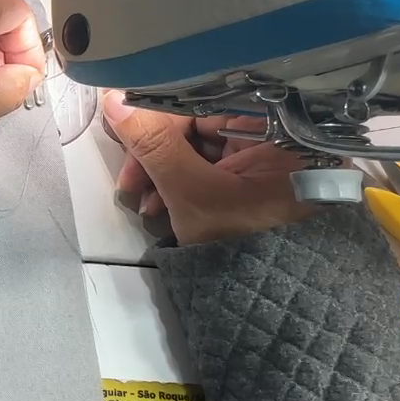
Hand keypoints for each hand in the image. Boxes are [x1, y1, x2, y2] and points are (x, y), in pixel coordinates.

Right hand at [101, 91, 317, 244]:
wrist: (269, 300)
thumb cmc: (242, 241)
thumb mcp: (192, 191)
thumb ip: (153, 143)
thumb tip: (115, 100)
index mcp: (285, 134)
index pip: (210, 104)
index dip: (161, 115)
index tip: (126, 131)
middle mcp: (282, 141)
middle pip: (200, 127)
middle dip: (156, 152)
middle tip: (128, 178)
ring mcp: (266, 163)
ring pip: (197, 148)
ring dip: (160, 170)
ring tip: (141, 199)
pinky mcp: (251, 182)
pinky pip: (205, 167)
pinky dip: (177, 181)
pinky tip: (159, 204)